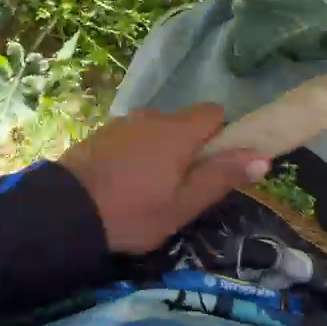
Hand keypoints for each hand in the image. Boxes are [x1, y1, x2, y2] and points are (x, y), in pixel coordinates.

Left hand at [56, 105, 270, 254]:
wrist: (65, 209)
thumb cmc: (132, 212)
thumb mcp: (182, 205)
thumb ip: (220, 177)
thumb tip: (261, 156)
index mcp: (177, 131)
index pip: (214, 113)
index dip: (222, 135)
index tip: (218, 165)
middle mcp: (151, 117)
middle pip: (185, 123)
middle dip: (192, 148)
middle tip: (185, 187)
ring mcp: (123, 122)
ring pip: (158, 130)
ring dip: (164, 151)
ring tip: (154, 190)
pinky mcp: (102, 133)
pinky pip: (134, 137)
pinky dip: (139, 153)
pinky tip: (129, 182)